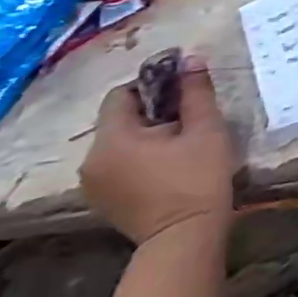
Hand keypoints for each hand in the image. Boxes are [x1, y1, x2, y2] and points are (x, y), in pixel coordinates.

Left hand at [80, 58, 237, 245]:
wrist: (185, 237)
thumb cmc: (198, 177)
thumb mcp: (206, 129)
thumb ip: (196, 92)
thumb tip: (191, 60)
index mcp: (112, 139)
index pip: (120, 94)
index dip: (152, 84)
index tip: (183, 88)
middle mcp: (91, 160)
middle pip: (118, 118)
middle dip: (153, 109)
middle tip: (189, 115)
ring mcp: (93, 183)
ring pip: (119, 141)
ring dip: (146, 133)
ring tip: (181, 140)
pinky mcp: (102, 199)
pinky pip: (117, 162)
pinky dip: (139, 154)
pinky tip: (168, 162)